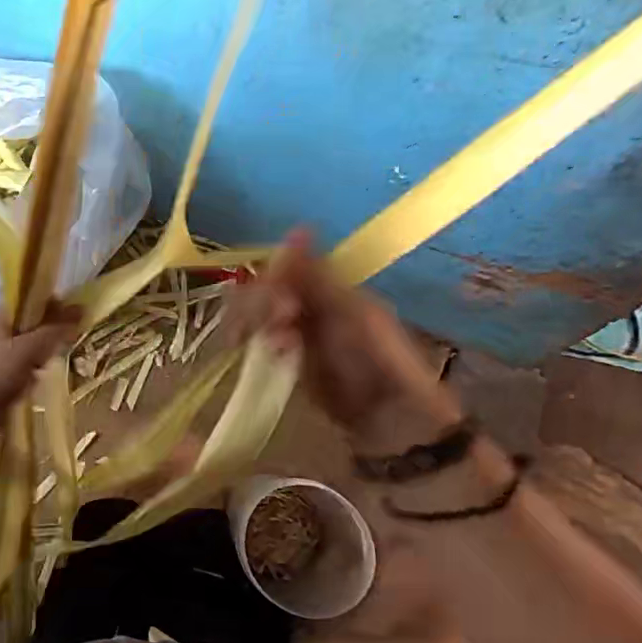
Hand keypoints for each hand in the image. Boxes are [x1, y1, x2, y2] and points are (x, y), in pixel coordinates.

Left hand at [0, 303, 80, 418]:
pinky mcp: (1, 370)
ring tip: (47, 363)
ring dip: (43, 352)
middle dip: (51, 331)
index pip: (32, 299)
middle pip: (33, 321)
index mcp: (1, 315)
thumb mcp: (30, 348)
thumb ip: (55, 329)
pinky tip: (37, 377)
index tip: (72, 318)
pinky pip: (26, 361)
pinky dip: (35, 367)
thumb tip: (81, 307)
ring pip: (31, 343)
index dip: (53, 305)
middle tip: (63, 342)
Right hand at [233, 229, 463, 452]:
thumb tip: (297, 228)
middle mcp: (309, 303)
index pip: (283, 267)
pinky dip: (256, 343)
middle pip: (264, 289)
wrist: (386, 414)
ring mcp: (296, 331)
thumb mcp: (348, 311)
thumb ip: (315, 276)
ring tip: (277, 346)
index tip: (280, 303)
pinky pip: (257, 339)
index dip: (273, 279)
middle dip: (262, 305)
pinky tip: (272, 353)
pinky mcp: (285, 357)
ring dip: (257, 324)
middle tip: (279, 326)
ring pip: (255, 313)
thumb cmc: (375, 357)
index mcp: (330, 286)